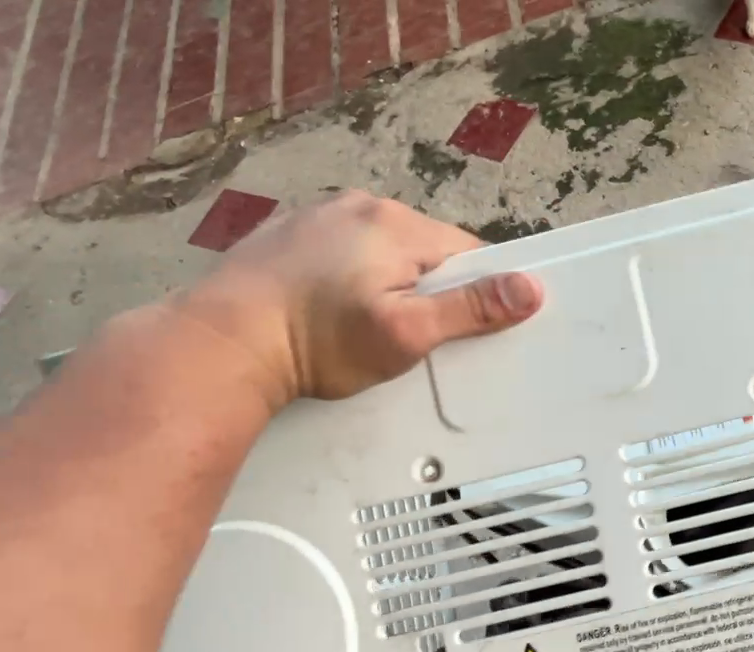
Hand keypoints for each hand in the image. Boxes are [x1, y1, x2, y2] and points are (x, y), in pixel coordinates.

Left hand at [165, 191, 542, 407]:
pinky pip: (353, 254)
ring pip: (392, 253)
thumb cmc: (320, 340)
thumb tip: (531, 288)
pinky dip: (360, 280)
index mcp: (395, 223)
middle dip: (435, 291)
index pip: (473, 254)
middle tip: (413, 333)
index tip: (462, 327)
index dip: (479, 294)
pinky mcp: (292, 233)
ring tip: (372, 325)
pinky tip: (341, 311)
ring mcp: (320, 215)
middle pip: (432, 252)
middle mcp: (359, 206)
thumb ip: (472, 308)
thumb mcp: (409, 332)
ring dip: (397, 286)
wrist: (223, 344)